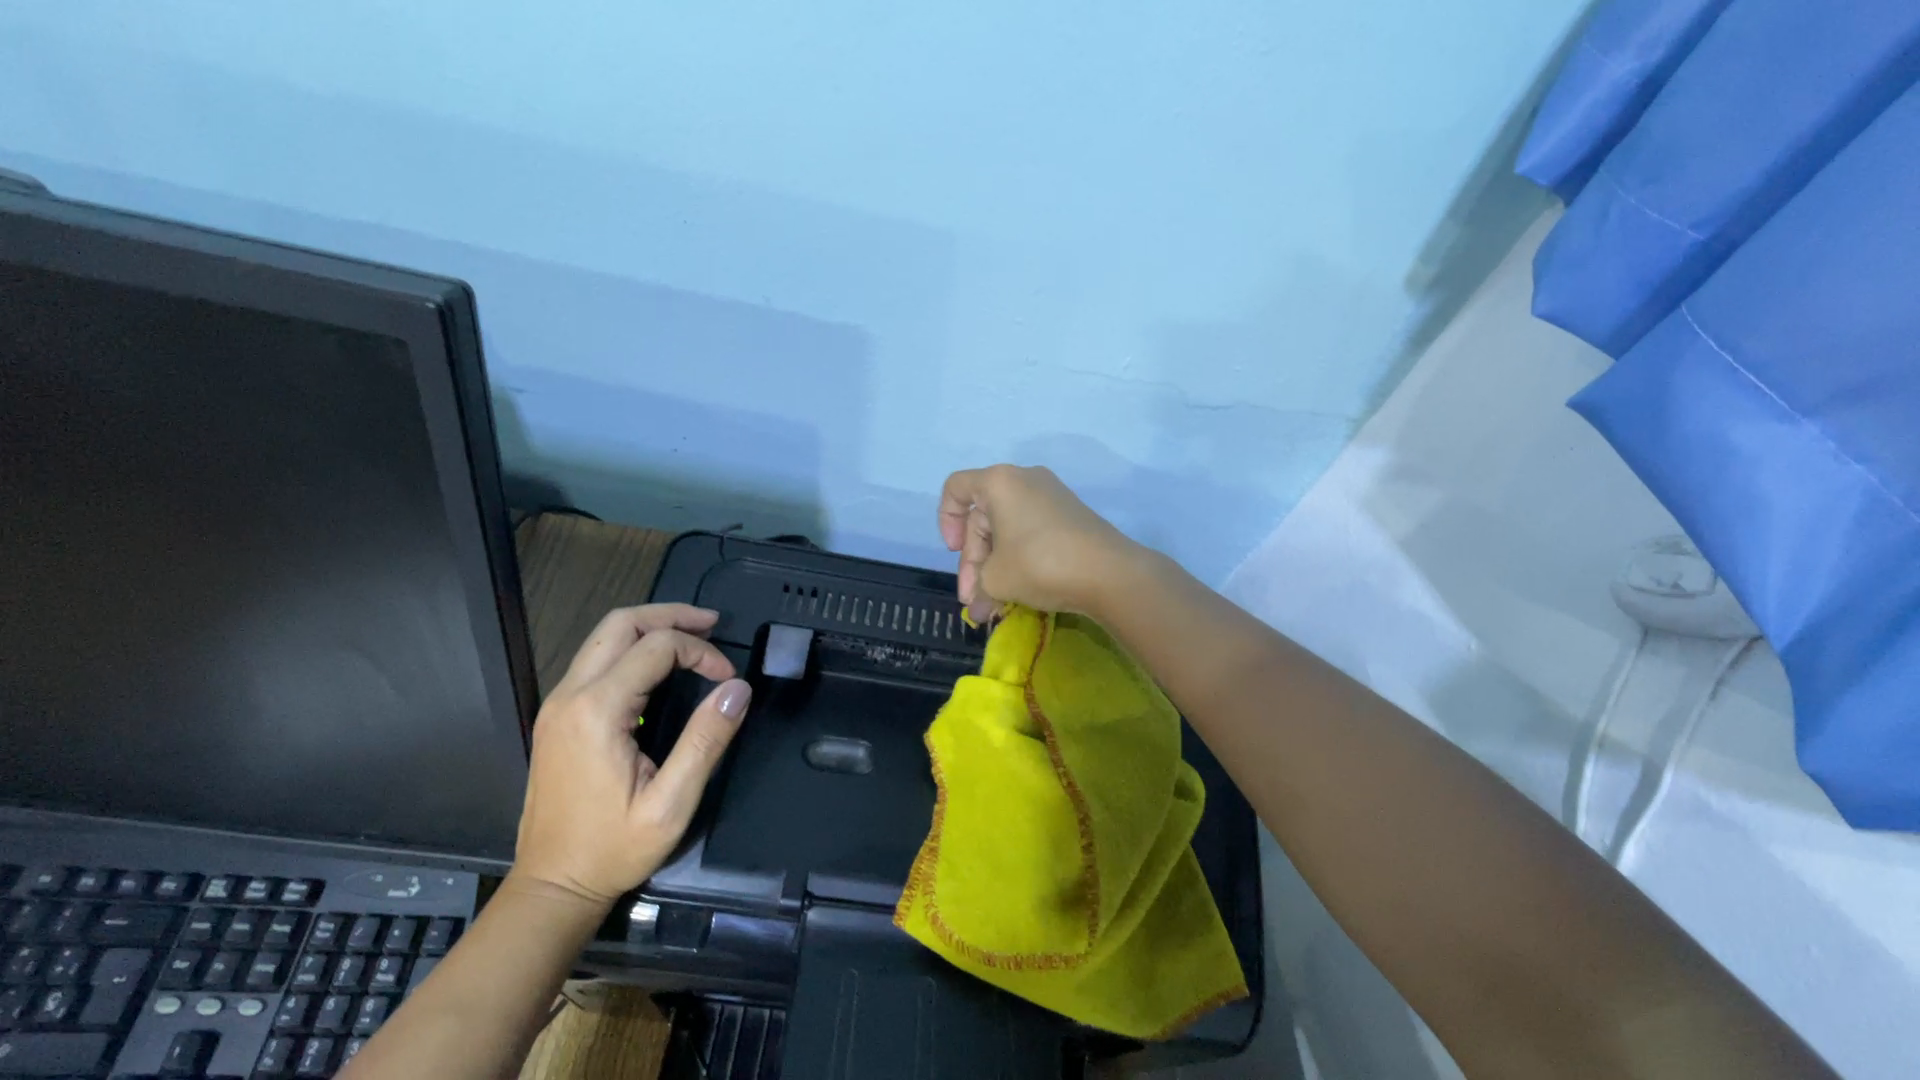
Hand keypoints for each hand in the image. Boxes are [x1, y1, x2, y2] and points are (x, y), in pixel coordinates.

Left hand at [511, 603, 752, 907]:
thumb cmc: (613, 848)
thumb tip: (737, 688)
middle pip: (620, 624)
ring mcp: (557, 705)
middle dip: (670, 616)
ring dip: (649, 628)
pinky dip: (631, 649)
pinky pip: (594, 661)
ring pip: (602, 637)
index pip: (656, 648)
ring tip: (692, 637)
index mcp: (597, 712)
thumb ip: (706, 740)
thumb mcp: (672, 803)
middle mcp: (570, 696)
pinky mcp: (556, 717)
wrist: (553, 884)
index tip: (728, 679)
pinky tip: (658, 665)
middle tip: (712, 625)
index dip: (700, 652)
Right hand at [939, 464, 1140, 620]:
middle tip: (975, 601)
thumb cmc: (1040, 564)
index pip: (956, 488)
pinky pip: (1031, 533)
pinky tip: (1017, 594)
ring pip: (1007, 530)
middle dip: (975, 562)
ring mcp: (1051, 497)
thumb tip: (979, 606)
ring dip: (996, 568)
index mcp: (999, 482)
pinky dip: (1019, 560)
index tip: (954, 550)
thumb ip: (979, 587)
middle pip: (983, 518)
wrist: (1109, 573)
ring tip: (993, 607)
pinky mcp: (1070, 517)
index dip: (946, 520)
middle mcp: (1025, 480)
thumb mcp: (996, 579)